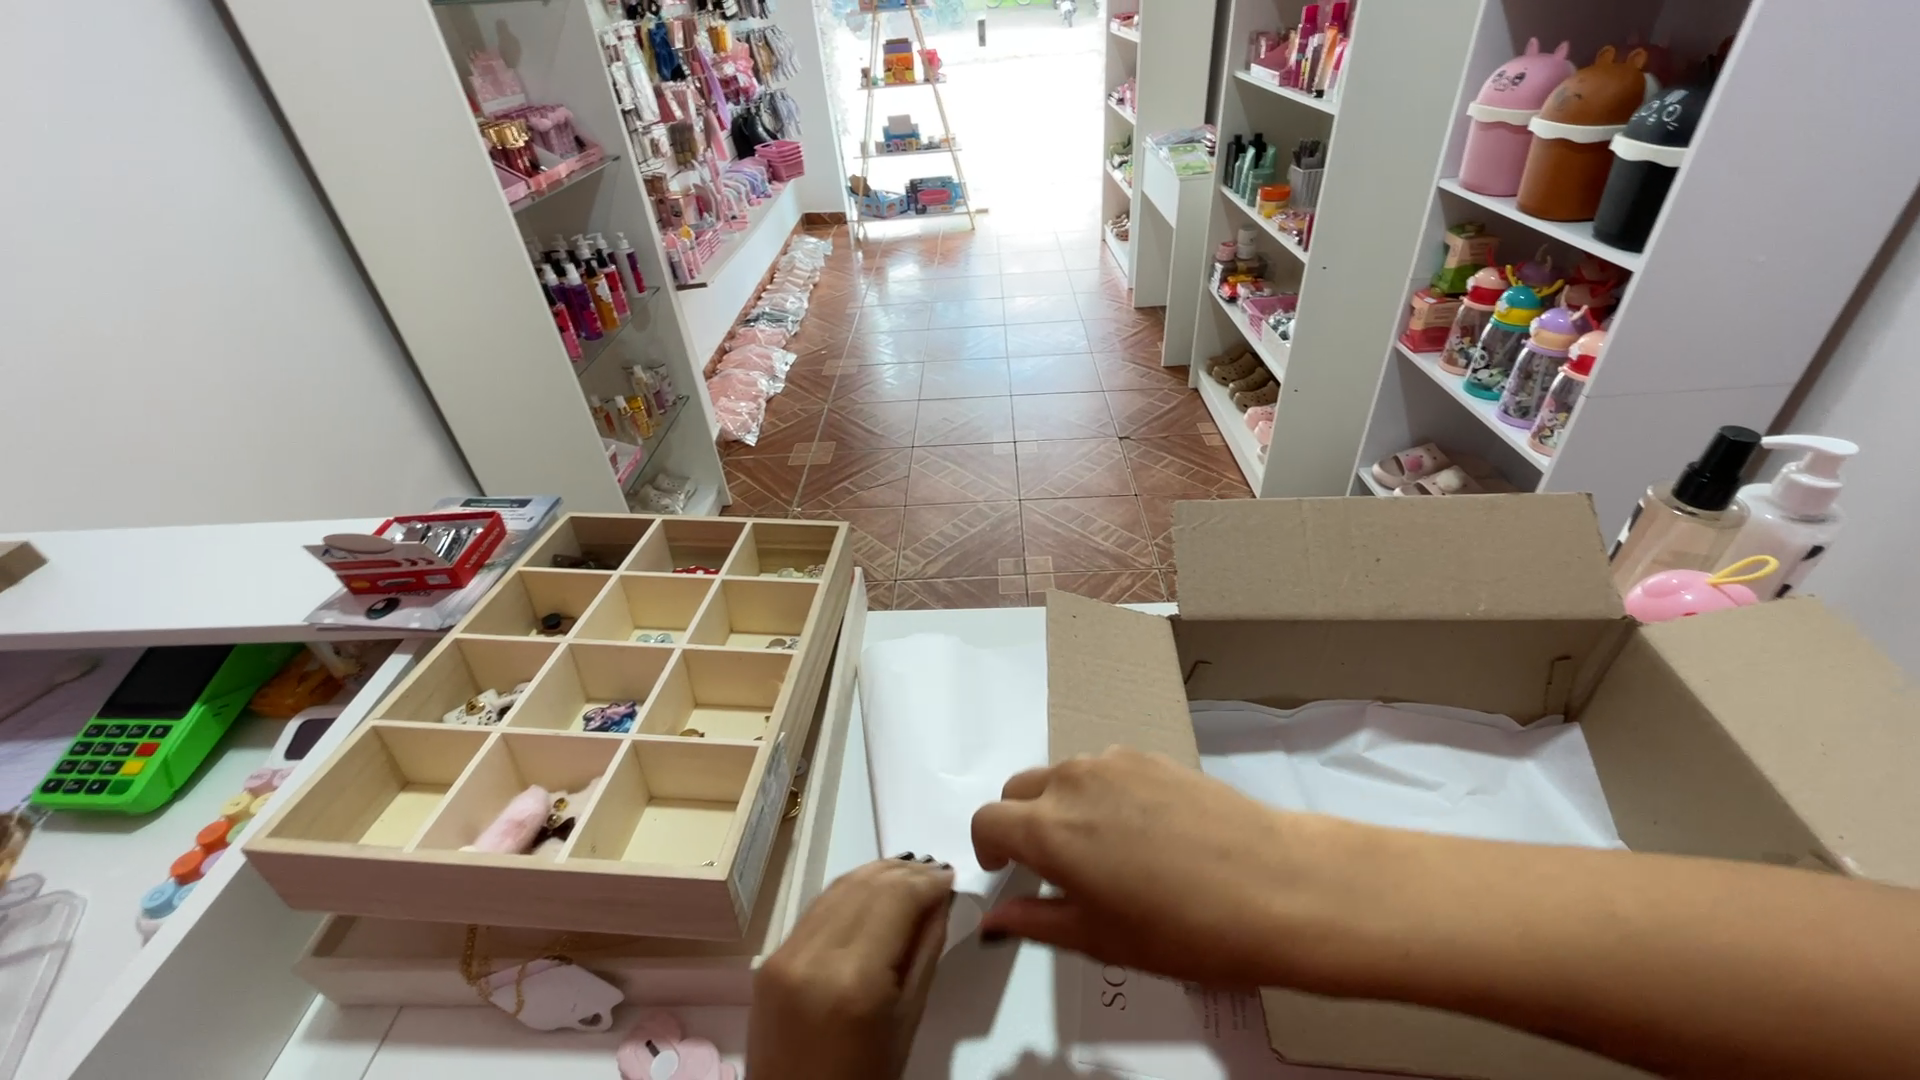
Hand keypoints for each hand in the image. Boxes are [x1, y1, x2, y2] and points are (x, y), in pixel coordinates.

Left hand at [748, 856, 953, 1079]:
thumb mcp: (908, 1021)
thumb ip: (926, 951)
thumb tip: (939, 900)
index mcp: (855, 980)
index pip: (896, 899)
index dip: (927, 881)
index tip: (950, 876)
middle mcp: (814, 956)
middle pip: (867, 886)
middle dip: (906, 872)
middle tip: (936, 872)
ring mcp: (784, 954)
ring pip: (839, 888)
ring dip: (878, 874)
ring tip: (910, 874)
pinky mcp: (770, 959)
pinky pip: (817, 909)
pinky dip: (850, 892)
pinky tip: (872, 893)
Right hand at [971, 746, 1362, 988]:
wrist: (1274, 885)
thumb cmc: (1182, 928)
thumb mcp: (1100, 939)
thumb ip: (1035, 921)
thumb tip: (995, 917)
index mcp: (1047, 829)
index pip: (987, 821)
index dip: (987, 848)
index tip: (1006, 871)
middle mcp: (1071, 781)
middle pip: (1019, 789)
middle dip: (1020, 822)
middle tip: (1051, 863)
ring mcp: (1113, 761)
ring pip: (1063, 776)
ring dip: (1062, 805)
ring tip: (1104, 847)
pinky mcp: (1150, 754)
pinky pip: (1105, 769)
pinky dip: (1102, 792)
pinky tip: (1142, 829)